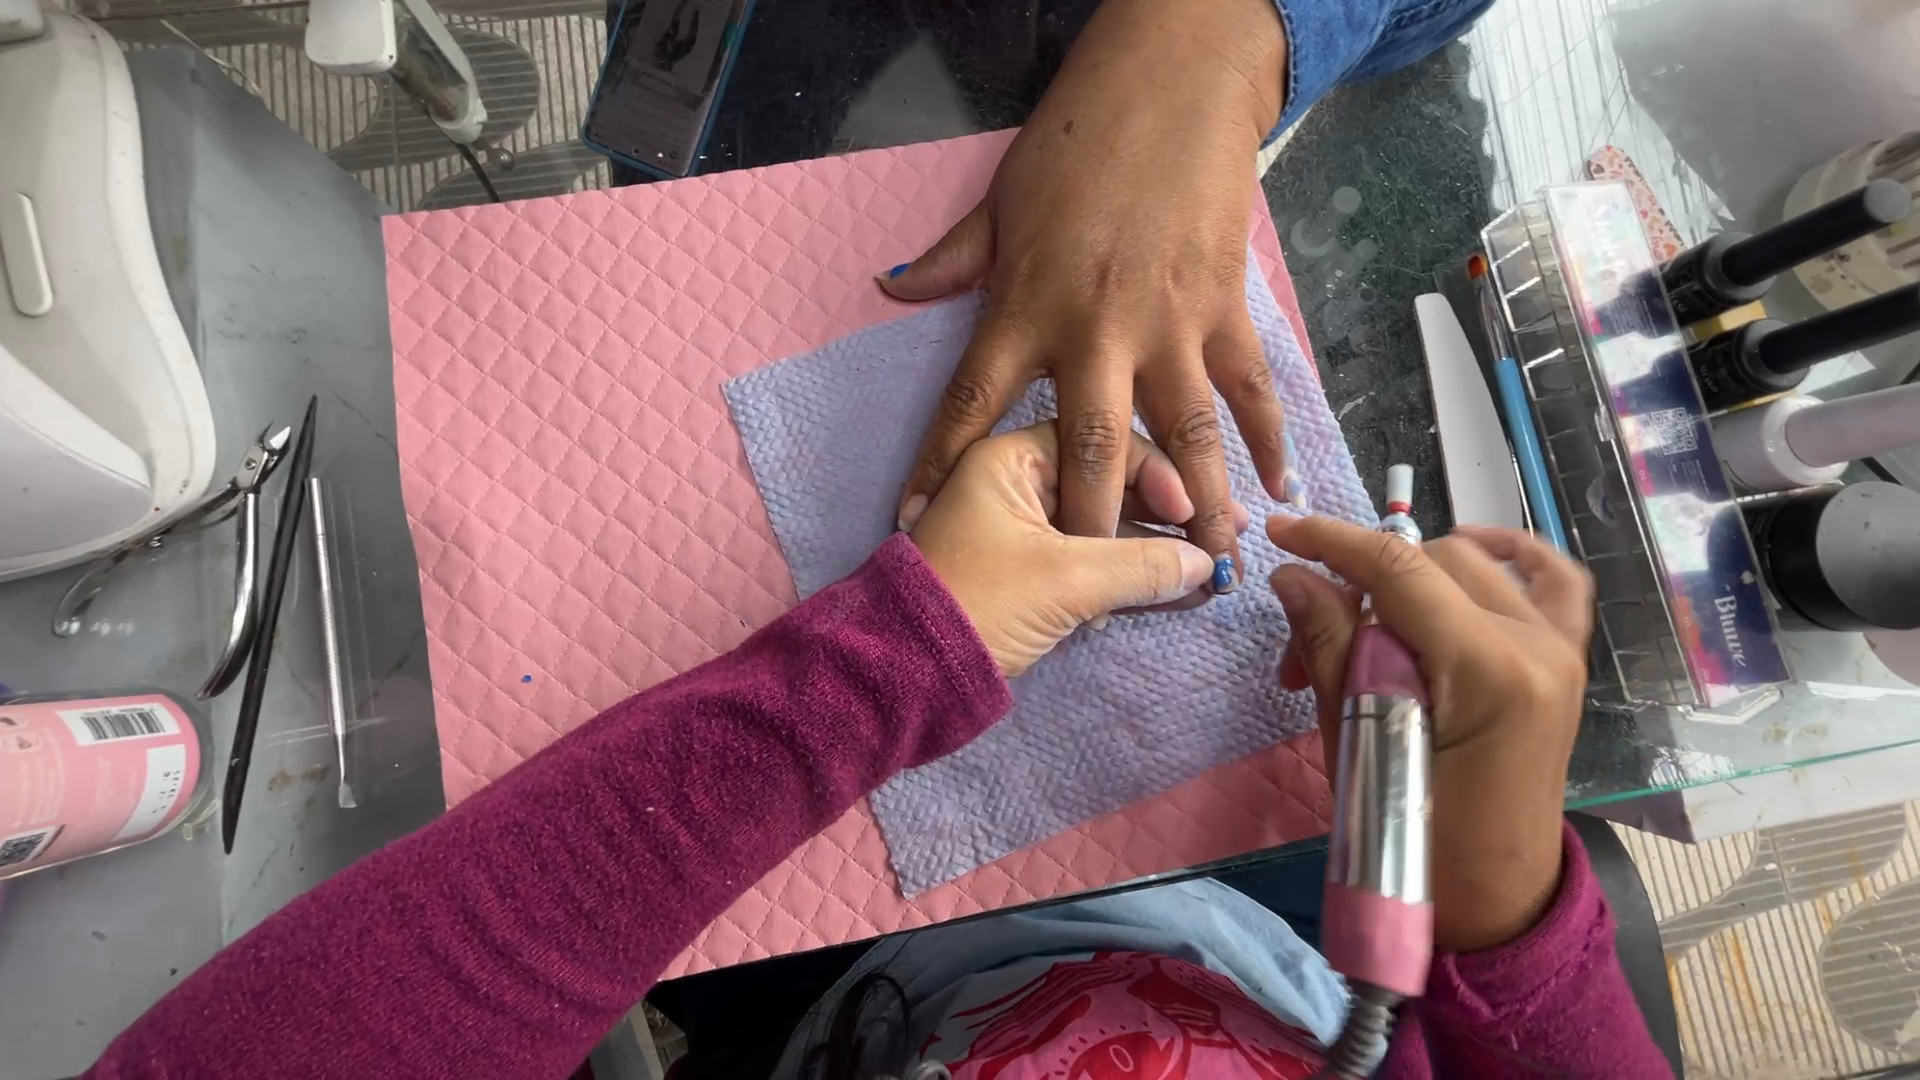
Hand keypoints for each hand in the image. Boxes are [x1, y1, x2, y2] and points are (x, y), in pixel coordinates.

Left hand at [884, 0, 1290, 590]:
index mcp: (1026, 308)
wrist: (1176, 78)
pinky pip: (1249, 385)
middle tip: (1094, 577)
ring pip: (1181, 430)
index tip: (917, 523)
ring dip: (1197, 498)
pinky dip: (1268, 435)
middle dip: (1091, 519)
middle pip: (1089, 446)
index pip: (972, 403)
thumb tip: (889, 288)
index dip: (938, 466)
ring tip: (1211, 558)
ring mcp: (1168, 322)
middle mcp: (1094, 329)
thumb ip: (949, 259)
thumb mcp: (999, 201)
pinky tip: (1278, 481)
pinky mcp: (1226, 308)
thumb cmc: (1078, 143)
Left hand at [910, 423, 1242, 676]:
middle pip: (1109, 483)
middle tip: (1228, 529)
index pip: (1096, 441)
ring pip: (1107, 527)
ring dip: (1159, 547)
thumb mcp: (1063, 579)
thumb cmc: (979, 603)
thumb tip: (1206, 564)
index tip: (1188, 508)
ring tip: (1219, 564)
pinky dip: (1133, 575)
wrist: (910, 671)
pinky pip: (1093, 561)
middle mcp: (1019, 483)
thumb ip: (1140, 566)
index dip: (1152, 471)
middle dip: (1169, 513)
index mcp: (1010, 460)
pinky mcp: (1034, 572)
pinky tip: (1184, 587)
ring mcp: (1028, 530)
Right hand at [1267, 518, 1594, 952]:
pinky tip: (1466, 550)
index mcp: (1487, 669)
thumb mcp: (1354, 734)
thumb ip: (1327, 642)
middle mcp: (1535, 644)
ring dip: (1405, 578)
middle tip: (1311, 635)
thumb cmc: (1412, 826)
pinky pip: (1551, 579)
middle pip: (1428, 561)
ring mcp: (1560, 648)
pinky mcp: (1565, 658)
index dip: (1332, 541)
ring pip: (1470, 562)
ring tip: (1366, 625)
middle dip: (1358, 580)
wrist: (1491, 886)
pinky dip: (1505, 554)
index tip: (1279, 531)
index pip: (1398, 570)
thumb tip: (1291, 574)